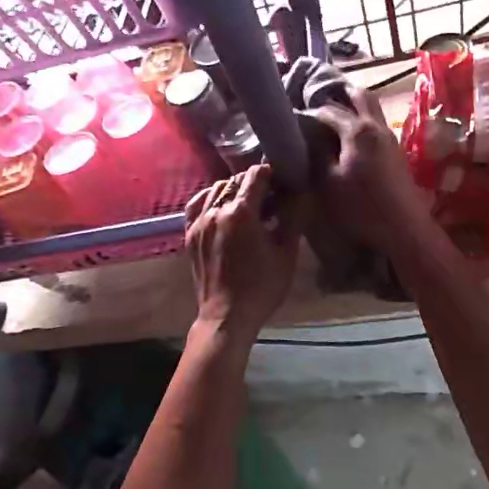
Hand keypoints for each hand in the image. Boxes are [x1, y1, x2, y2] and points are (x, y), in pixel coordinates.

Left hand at [184, 165, 299, 336]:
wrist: (227, 315)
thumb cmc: (262, 287)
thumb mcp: (286, 252)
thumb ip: (292, 216)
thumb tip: (299, 191)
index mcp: (241, 212)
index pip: (256, 175)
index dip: (271, 173)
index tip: (283, 180)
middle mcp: (215, 210)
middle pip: (235, 181)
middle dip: (254, 182)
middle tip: (270, 196)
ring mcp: (198, 222)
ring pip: (215, 190)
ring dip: (233, 190)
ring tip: (249, 204)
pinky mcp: (189, 234)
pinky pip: (196, 205)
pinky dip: (210, 199)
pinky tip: (221, 207)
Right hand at [307, 87, 429, 252]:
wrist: (404, 228)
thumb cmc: (361, 206)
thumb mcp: (328, 183)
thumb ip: (317, 155)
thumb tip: (308, 138)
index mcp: (356, 130)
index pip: (327, 110)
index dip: (309, 112)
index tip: (293, 118)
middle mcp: (375, 126)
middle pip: (358, 95)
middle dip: (338, 91)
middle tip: (319, 95)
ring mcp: (389, 136)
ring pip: (371, 107)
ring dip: (352, 103)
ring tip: (333, 112)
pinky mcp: (396, 150)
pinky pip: (376, 122)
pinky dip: (361, 118)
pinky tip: (350, 135)